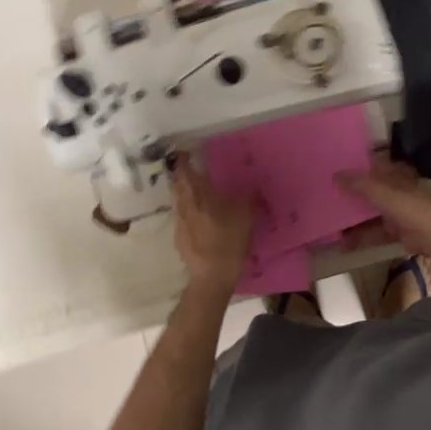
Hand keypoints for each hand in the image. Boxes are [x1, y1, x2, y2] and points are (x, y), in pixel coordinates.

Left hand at [171, 155, 255, 292]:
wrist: (211, 276)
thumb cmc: (229, 242)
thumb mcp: (245, 217)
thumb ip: (248, 198)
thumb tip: (252, 184)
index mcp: (198, 196)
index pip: (185, 171)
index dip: (183, 160)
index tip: (186, 153)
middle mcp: (184, 205)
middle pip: (177, 184)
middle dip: (182, 175)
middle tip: (192, 169)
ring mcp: (179, 222)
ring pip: (177, 200)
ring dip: (183, 192)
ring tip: (195, 191)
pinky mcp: (179, 237)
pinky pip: (181, 215)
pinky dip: (186, 209)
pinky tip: (197, 216)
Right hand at [336, 156, 430, 258]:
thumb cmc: (407, 205)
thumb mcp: (380, 191)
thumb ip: (358, 184)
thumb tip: (334, 175)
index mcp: (394, 174)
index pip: (371, 167)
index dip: (354, 169)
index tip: (333, 172)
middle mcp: (395, 190)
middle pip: (368, 191)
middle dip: (349, 196)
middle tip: (326, 198)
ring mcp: (396, 211)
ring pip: (369, 213)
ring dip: (352, 220)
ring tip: (330, 225)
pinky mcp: (396, 231)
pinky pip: (374, 232)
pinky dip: (360, 238)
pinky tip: (343, 244)